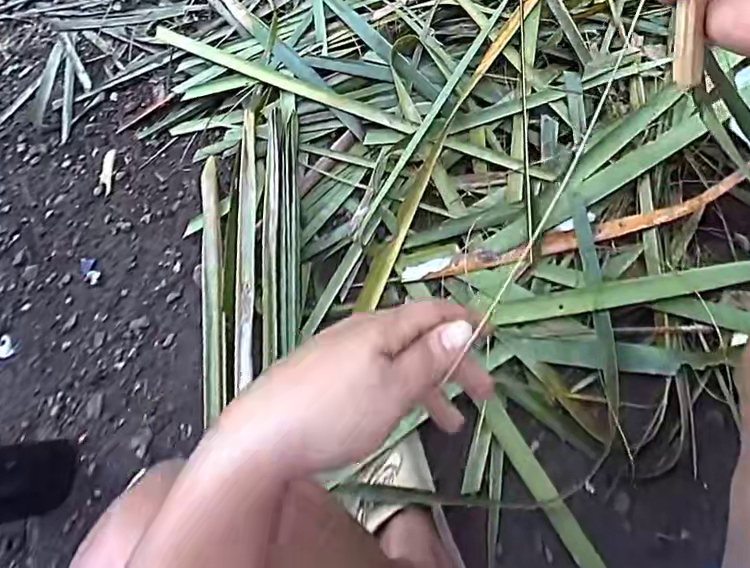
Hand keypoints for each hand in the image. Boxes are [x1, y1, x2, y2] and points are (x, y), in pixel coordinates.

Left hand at [214, 302, 494, 477]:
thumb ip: (430, 357)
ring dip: (428, 384)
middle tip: (483, 393)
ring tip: (450, 422)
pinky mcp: (325, 374)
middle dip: (454, 362)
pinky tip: (397, 413)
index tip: (492, 335)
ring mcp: (341, 351)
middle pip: (419, 336)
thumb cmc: (333, 413)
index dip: (466, 320)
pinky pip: (375, 373)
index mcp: (384, 326)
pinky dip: (398, 390)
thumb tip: (464, 324)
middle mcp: (364, 329)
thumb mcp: (393, 389)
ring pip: (398, 359)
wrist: (256, 439)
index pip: (435, 311)